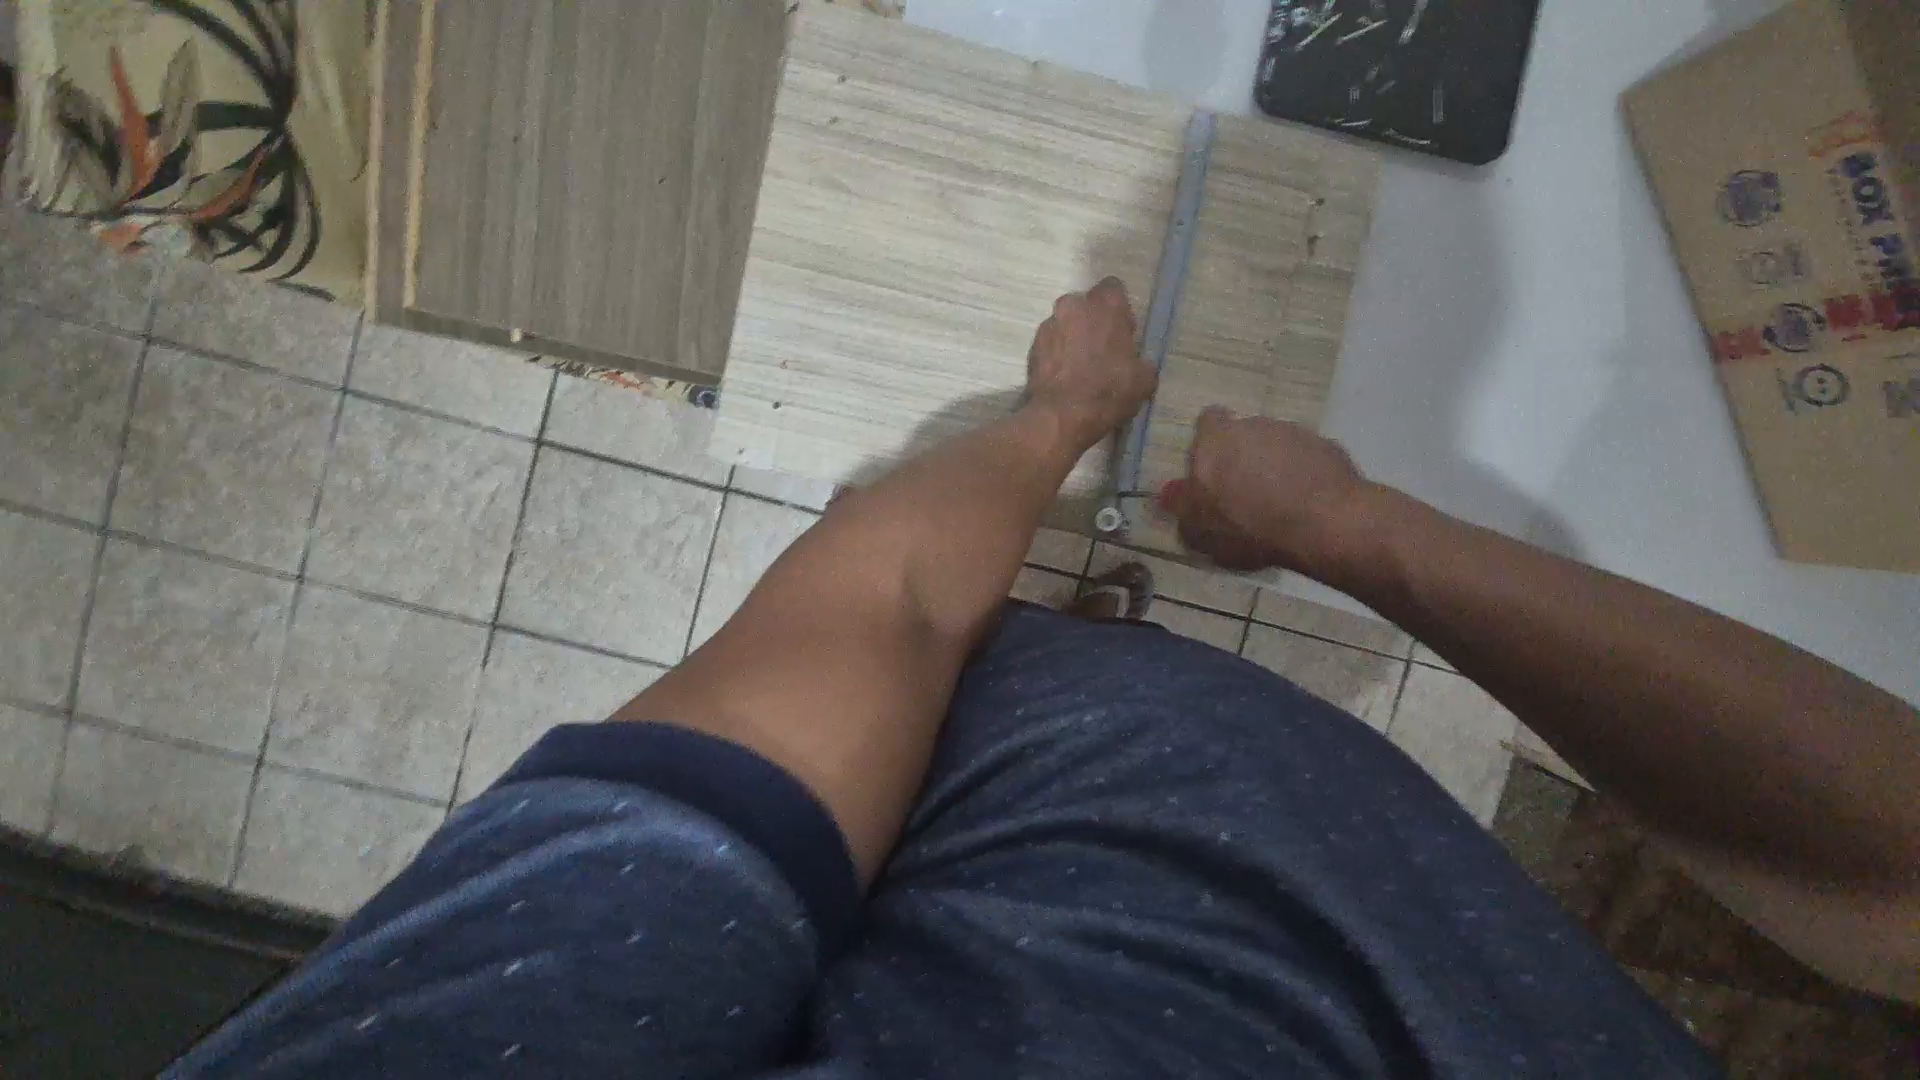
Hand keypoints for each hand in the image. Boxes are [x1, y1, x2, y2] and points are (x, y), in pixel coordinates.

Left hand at [1025, 278, 1157, 447]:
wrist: (1062, 416)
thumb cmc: (1109, 391)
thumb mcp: (1144, 379)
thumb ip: (1141, 361)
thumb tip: (1137, 363)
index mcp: (1105, 303)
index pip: (1114, 289)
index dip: (1120, 311)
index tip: (1123, 335)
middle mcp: (1073, 305)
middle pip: (1086, 306)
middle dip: (1093, 323)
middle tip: (1101, 352)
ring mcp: (1048, 325)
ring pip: (1065, 324)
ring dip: (1073, 339)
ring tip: (1080, 368)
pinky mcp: (1031, 347)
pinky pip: (1050, 344)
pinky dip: (1056, 355)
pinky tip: (1064, 377)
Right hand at [1162, 408, 1373, 575]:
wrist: (1323, 524)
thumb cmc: (1248, 525)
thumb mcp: (1199, 529)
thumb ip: (1181, 507)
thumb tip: (1167, 492)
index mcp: (1216, 440)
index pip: (1208, 420)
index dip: (1209, 441)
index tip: (1211, 466)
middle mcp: (1254, 425)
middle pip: (1243, 434)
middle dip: (1242, 455)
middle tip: (1242, 491)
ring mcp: (1295, 433)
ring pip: (1276, 445)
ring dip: (1274, 465)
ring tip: (1277, 501)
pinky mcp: (1328, 447)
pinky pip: (1307, 459)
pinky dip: (1304, 475)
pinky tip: (1305, 503)